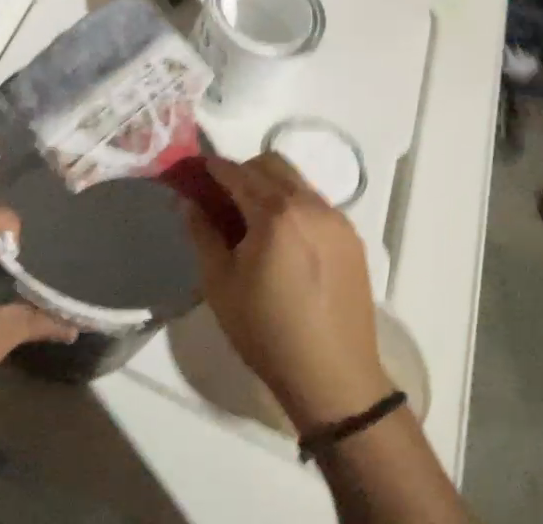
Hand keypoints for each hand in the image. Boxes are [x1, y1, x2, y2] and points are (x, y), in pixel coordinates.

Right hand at [182, 153, 393, 431]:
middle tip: (220, 199)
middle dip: (241, 171)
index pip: (236, 172)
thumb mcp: (219, 283)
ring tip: (251, 221)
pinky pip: (316, 204)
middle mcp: (310, 205)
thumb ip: (202, 233)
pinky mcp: (352, 239)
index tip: (190, 173)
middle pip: (270, 165)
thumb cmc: (266, 331)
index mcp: (275, 213)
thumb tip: (190, 202)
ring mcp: (337, 220)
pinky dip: (293, 205)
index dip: (209, 168)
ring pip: (296, 182)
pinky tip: (282, 240)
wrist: (333, 378)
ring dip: (269, 186)